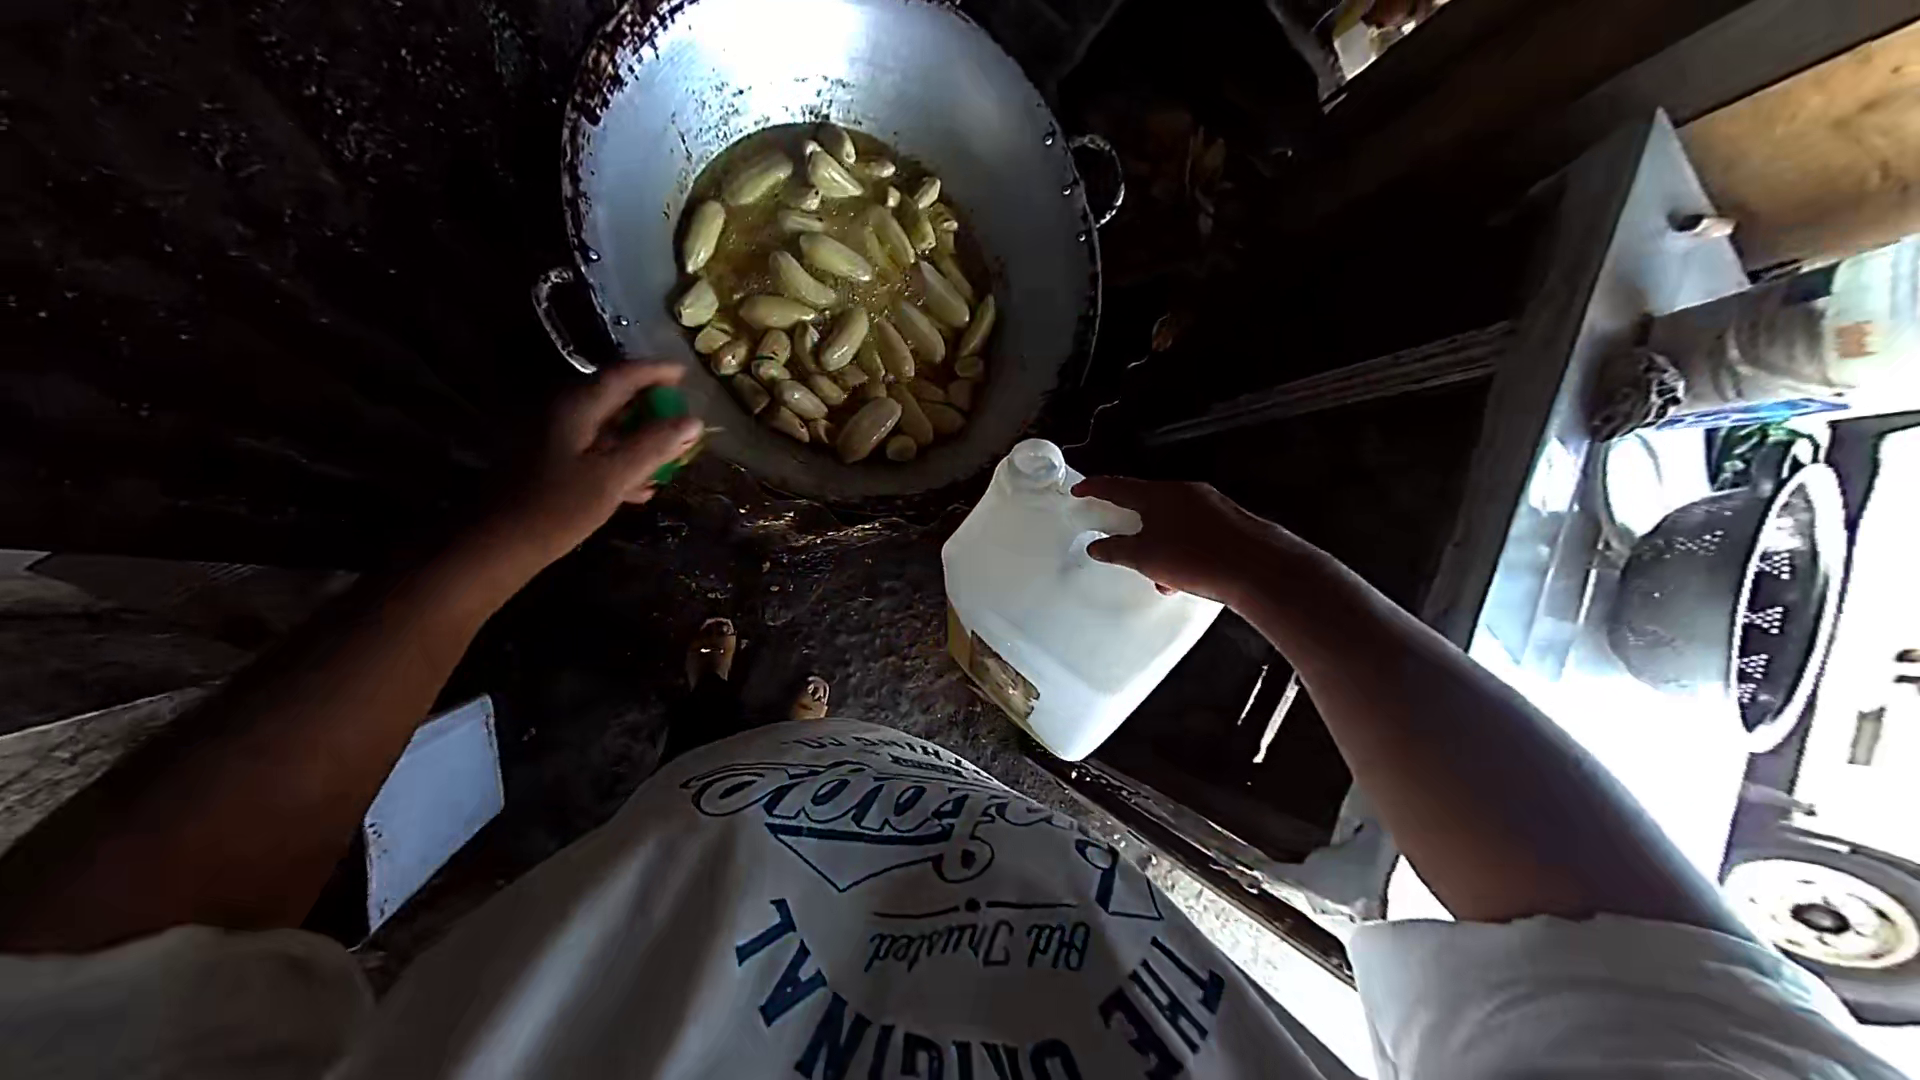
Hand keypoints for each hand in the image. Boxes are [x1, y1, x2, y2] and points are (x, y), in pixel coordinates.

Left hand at [485, 362, 702, 567]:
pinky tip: (642, 487)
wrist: (502, 542)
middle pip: (616, 399)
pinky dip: (623, 459)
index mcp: (577, 408)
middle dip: (653, 408)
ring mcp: (556, 438)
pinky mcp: (553, 462)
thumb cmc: (560, 506)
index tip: (685, 373)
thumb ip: (655, 446)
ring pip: (608, 427)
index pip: (622, 376)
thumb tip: (694, 421)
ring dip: (641, 438)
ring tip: (670, 457)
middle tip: (683, 421)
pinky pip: (597, 449)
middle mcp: (564, 414)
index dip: (656, 371)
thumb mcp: (615, 475)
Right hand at [1070, 477, 1307, 605]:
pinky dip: (1181, 550)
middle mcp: (1186, 492)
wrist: (1260, 570)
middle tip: (1121, 545)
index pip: (1117, 486)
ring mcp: (1211, 505)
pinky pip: (1193, 532)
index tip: (1079, 490)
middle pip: (1147, 505)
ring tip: (1161, 577)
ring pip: (1171, 522)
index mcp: (1160, 494)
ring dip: (1159, 546)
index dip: (1094, 488)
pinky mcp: (1229, 522)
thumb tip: (1097, 546)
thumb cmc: (1198, 558)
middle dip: (1132, 528)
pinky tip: (1186, 578)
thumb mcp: (1146, 558)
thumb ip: (1117, 550)